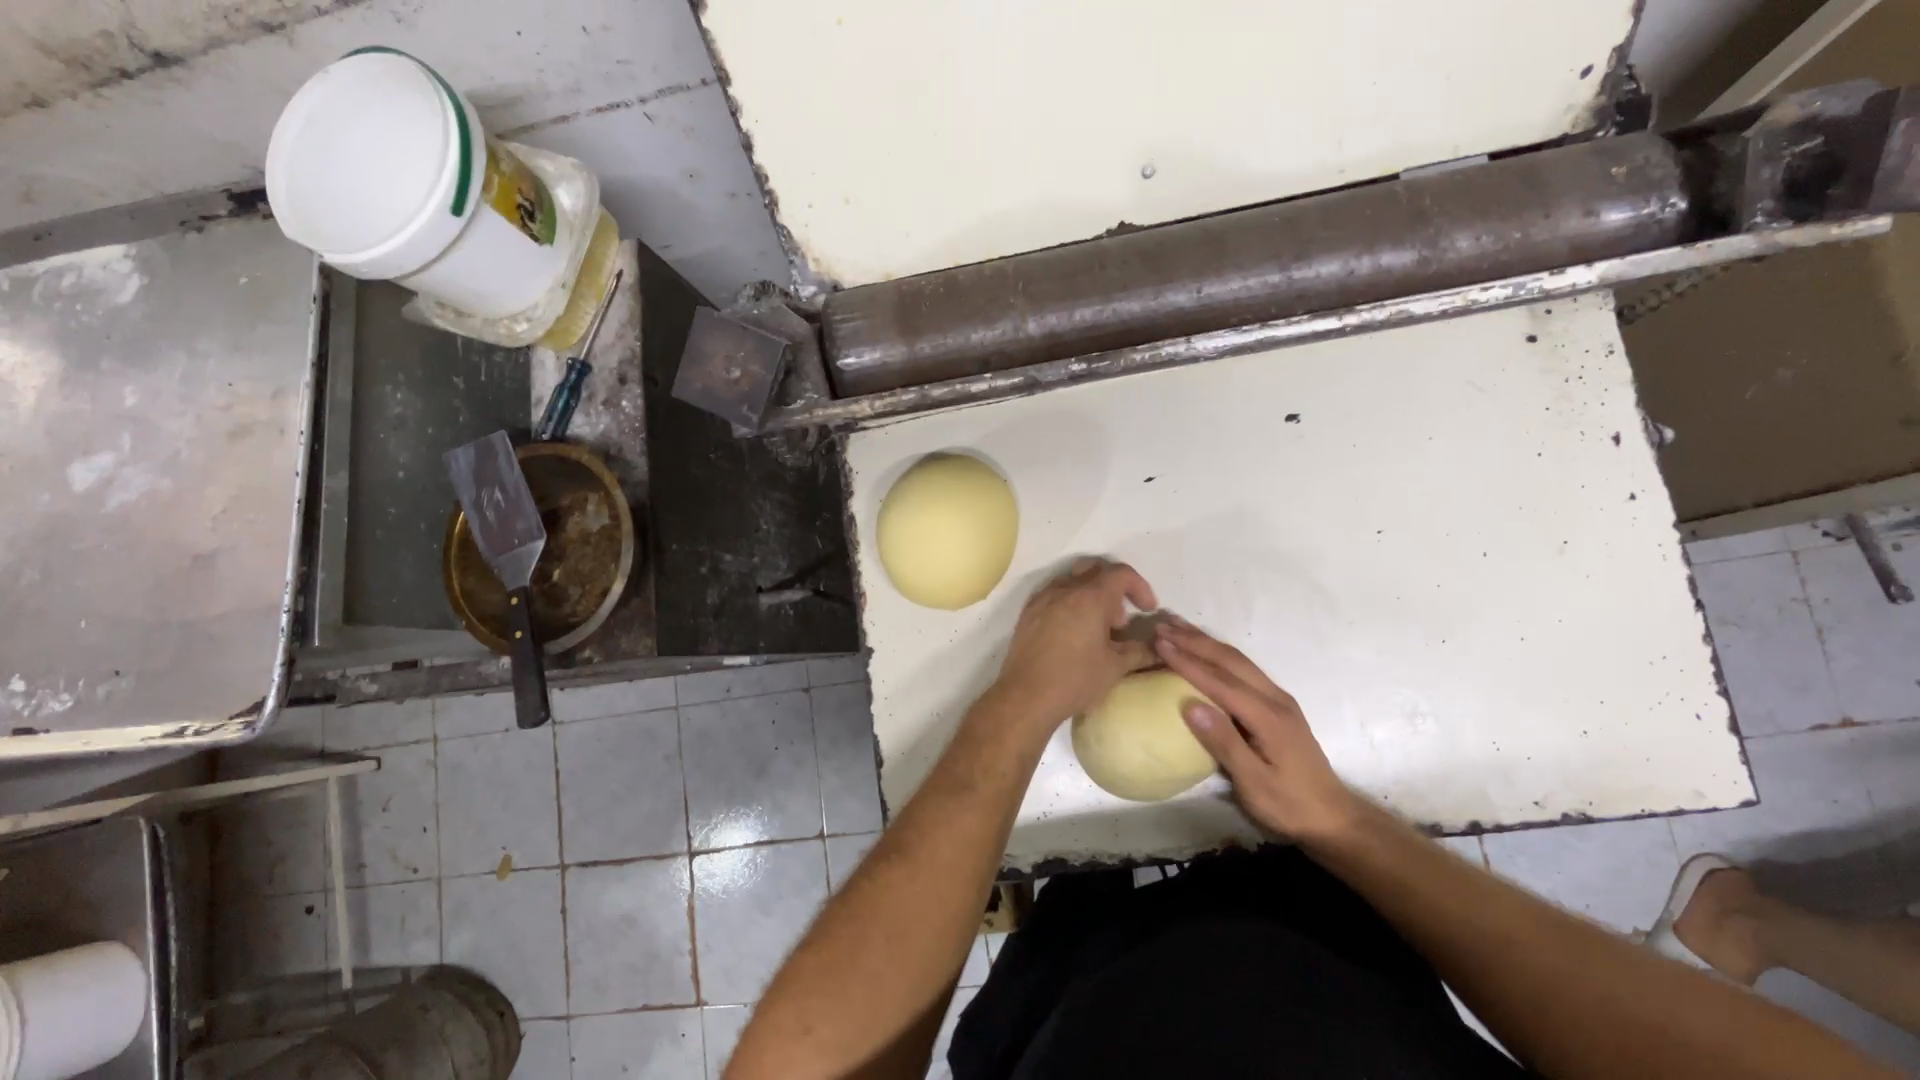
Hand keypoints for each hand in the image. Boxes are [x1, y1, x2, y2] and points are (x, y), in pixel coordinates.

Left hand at [990, 558, 1158, 728]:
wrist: (1026, 696)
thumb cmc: (1075, 679)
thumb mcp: (1114, 667)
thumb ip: (1139, 652)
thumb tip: (1157, 648)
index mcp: (1089, 597)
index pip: (1120, 574)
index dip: (1140, 587)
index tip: (1147, 610)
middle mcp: (1064, 590)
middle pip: (1095, 570)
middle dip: (1114, 588)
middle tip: (1120, 621)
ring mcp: (1042, 599)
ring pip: (1072, 580)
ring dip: (1091, 595)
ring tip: (1097, 629)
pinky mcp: (1028, 612)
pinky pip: (1054, 594)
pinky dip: (1070, 602)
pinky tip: (1073, 633)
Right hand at [1154, 620, 1361, 841]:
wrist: (1331, 817)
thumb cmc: (1289, 805)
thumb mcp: (1254, 783)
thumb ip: (1224, 743)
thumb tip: (1190, 705)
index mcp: (1268, 717)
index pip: (1221, 681)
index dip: (1188, 661)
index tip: (1159, 644)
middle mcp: (1275, 699)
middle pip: (1231, 660)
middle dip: (1195, 641)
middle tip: (1161, 625)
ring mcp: (1279, 700)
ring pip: (1239, 661)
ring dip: (1206, 643)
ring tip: (1177, 628)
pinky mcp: (1277, 706)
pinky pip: (1244, 670)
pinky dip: (1218, 656)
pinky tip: (1205, 653)